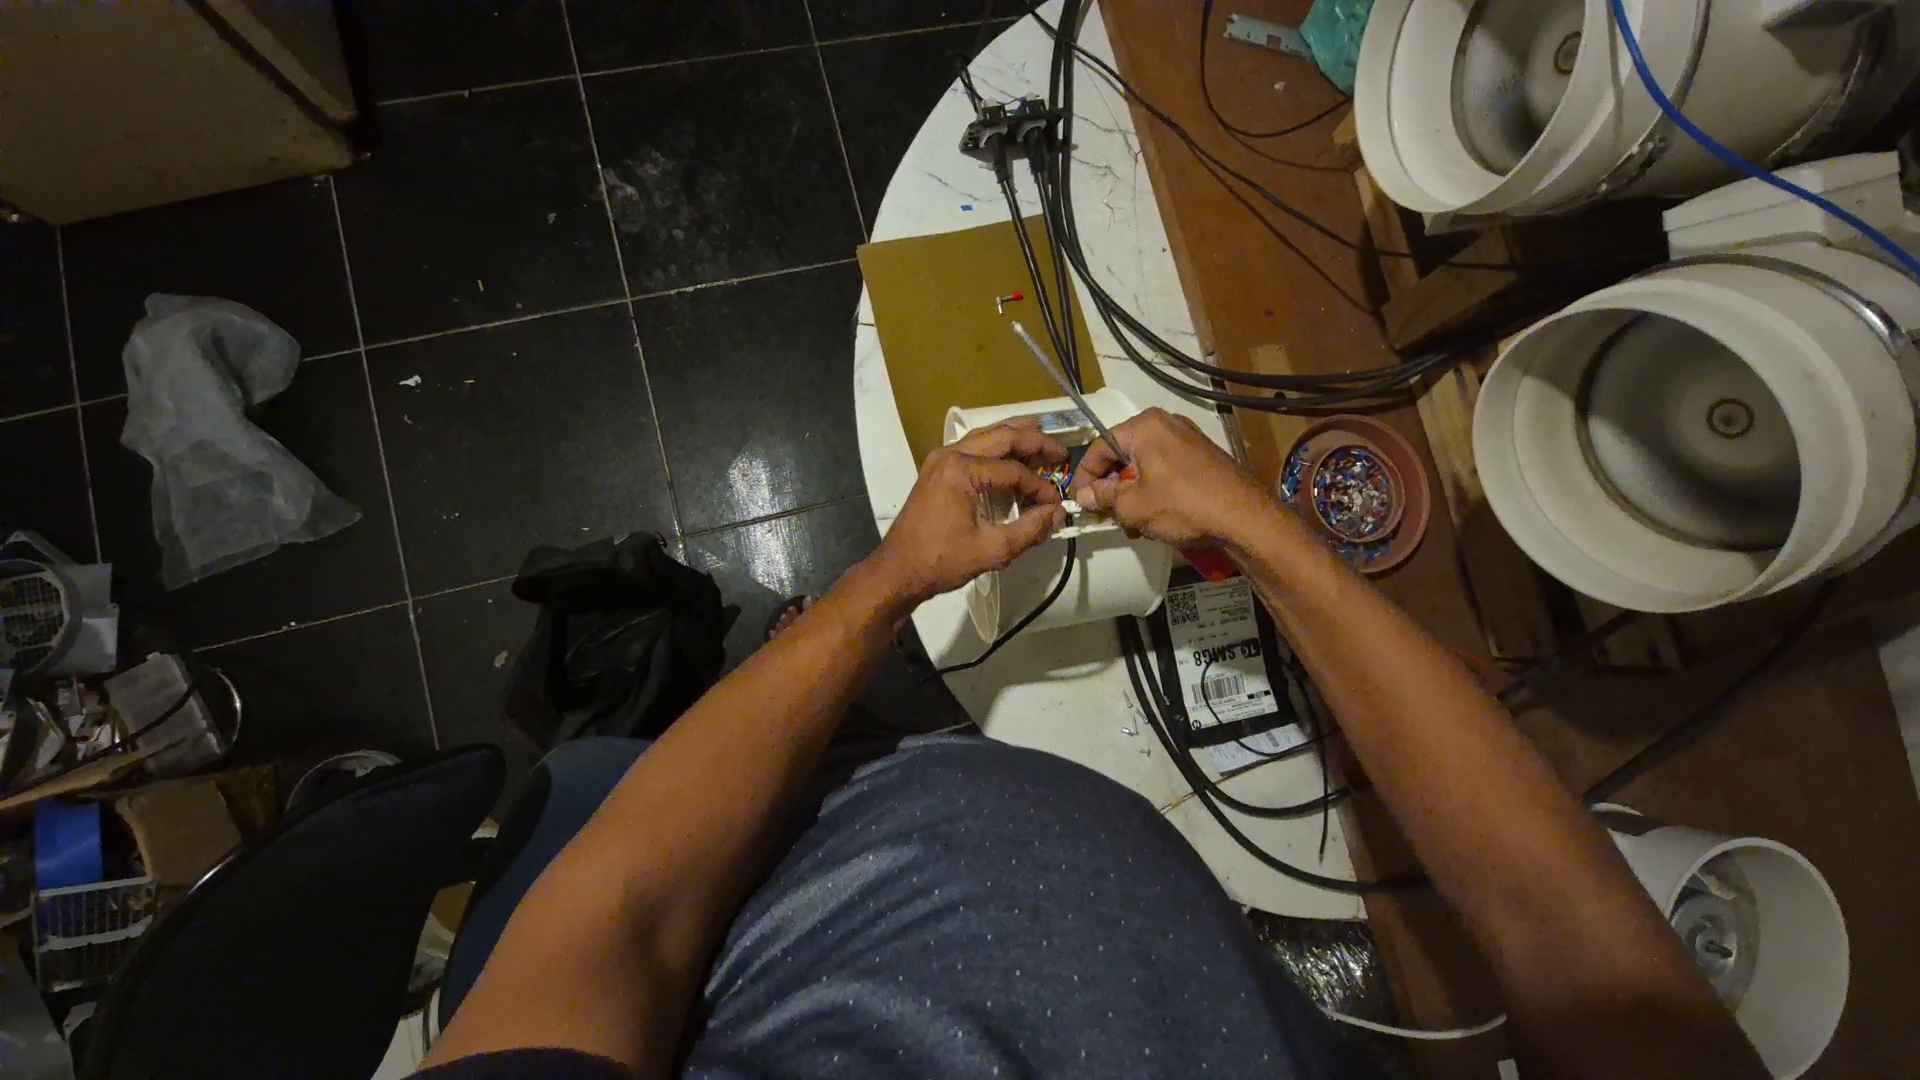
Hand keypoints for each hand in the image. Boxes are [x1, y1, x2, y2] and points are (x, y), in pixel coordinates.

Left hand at [868, 418, 1068, 604]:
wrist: (899, 570)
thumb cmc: (941, 561)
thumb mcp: (992, 550)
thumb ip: (1030, 529)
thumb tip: (1058, 513)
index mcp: (961, 470)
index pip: (1014, 470)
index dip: (1040, 487)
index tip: (1057, 504)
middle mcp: (950, 454)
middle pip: (1001, 437)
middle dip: (1035, 441)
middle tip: (1061, 451)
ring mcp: (941, 459)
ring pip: (986, 436)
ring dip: (1015, 437)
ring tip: (1042, 436)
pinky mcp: (937, 468)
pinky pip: (973, 447)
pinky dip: (996, 447)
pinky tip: (1012, 453)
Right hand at [1069, 407, 1275, 549]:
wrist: (1244, 518)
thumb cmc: (1182, 505)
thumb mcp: (1133, 505)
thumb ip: (1103, 497)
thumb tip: (1083, 496)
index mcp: (1145, 426)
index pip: (1099, 447)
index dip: (1084, 477)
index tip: (1077, 502)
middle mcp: (1167, 425)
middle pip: (1123, 457)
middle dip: (1112, 490)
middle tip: (1106, 517)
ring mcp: (1188, 441)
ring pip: (1144, 468)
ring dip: (1133, 497)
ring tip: (1135, 526)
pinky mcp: (1203, 459)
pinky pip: (1166, 473)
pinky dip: (1155, 494)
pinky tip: (1157, 521)